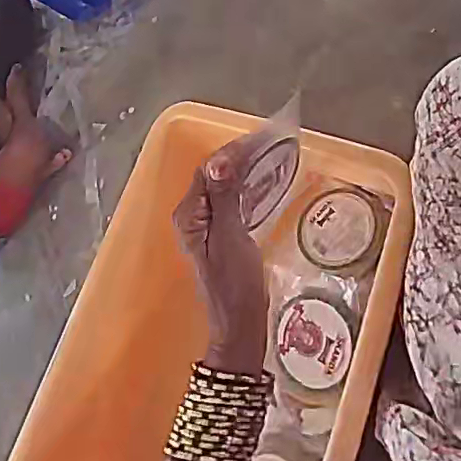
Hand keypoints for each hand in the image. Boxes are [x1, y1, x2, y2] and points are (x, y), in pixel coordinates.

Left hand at [173, 143, 266, 371]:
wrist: (240, 322)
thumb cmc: (235, 283)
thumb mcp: (231, 237)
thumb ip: (225, 198)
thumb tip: (221, 160)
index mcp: (189, 215)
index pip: (209, 170)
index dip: (232, 152)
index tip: (261, 139)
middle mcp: (193, 216)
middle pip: (214, 176)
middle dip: (240, 157)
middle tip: (271, 143)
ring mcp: (207, 225)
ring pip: (224, 186)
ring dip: (245, 169)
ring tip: (271, 155)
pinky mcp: (222, 233)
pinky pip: (232, 200)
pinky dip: (247, 186)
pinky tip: (264, 181)